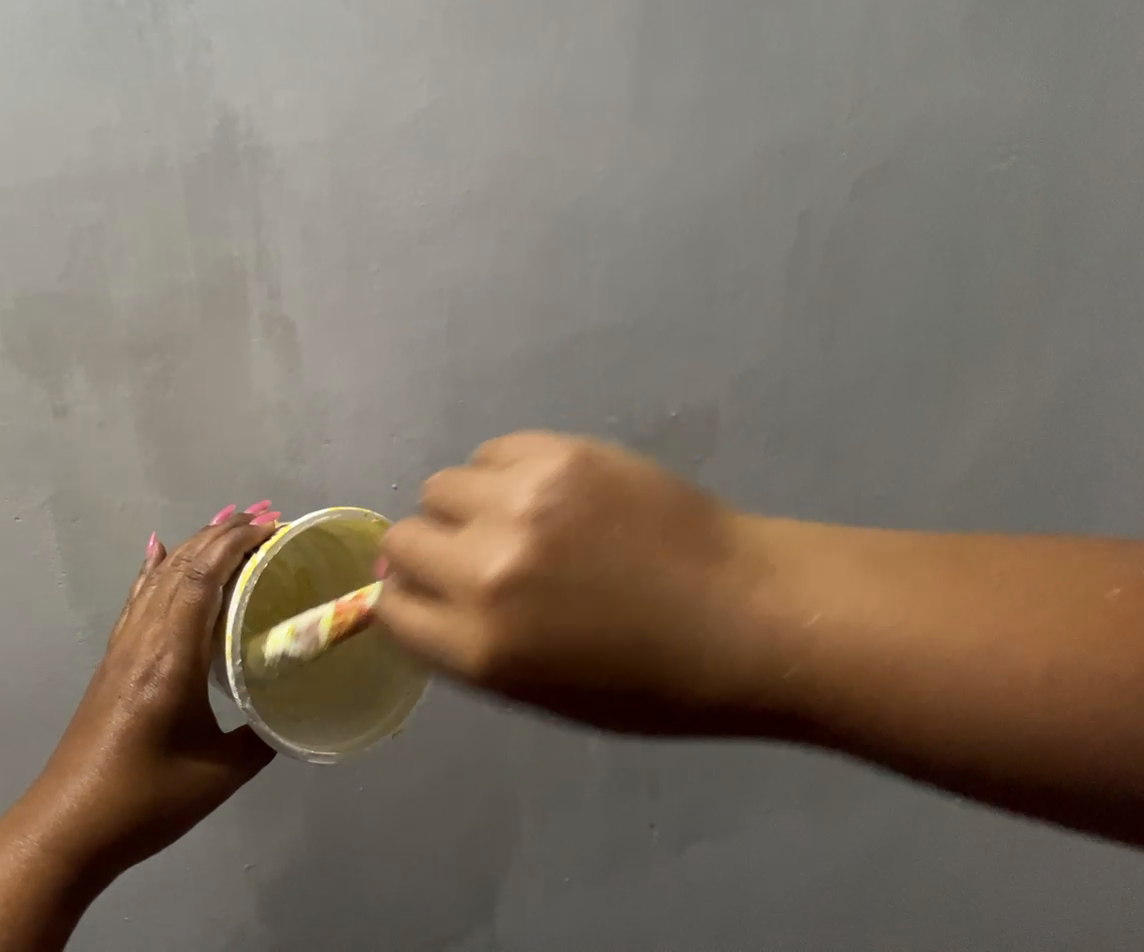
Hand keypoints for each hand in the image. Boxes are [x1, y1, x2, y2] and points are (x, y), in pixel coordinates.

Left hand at [20, 504, 281, 876]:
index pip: (202, 577)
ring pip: (159, 577)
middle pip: (182, 566)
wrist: (67, 826)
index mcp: (171, 656)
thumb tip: (289, 711)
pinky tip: (158, 550)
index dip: (237, 544)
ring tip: (228, 522)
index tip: (273, 527)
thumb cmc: (145, 800)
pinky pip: (138, 598)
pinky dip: (154, 568)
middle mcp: (144, 638)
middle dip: (223, 533)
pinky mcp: (113, 660)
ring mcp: (124, 647)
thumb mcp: (219, 774)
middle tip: (264, 515)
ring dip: (195, 544)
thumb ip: (261, 738)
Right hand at [376, 432, 779, 735]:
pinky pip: (490, 453)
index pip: (391, 607)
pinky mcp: (558, 455)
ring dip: (465, 507)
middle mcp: (487, 571)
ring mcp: (522, 504)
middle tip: (474, 555)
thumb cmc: (649, 678)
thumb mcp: (538, 690)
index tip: (426, 592)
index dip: (404, 597)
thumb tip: (409, 587)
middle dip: (426, 551)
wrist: (752, 614)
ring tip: (516, 518)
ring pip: (440, 487)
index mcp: (482, 647)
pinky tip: (546, 492)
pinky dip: (503, 473)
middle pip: (402, 539)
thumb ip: (462, 641)